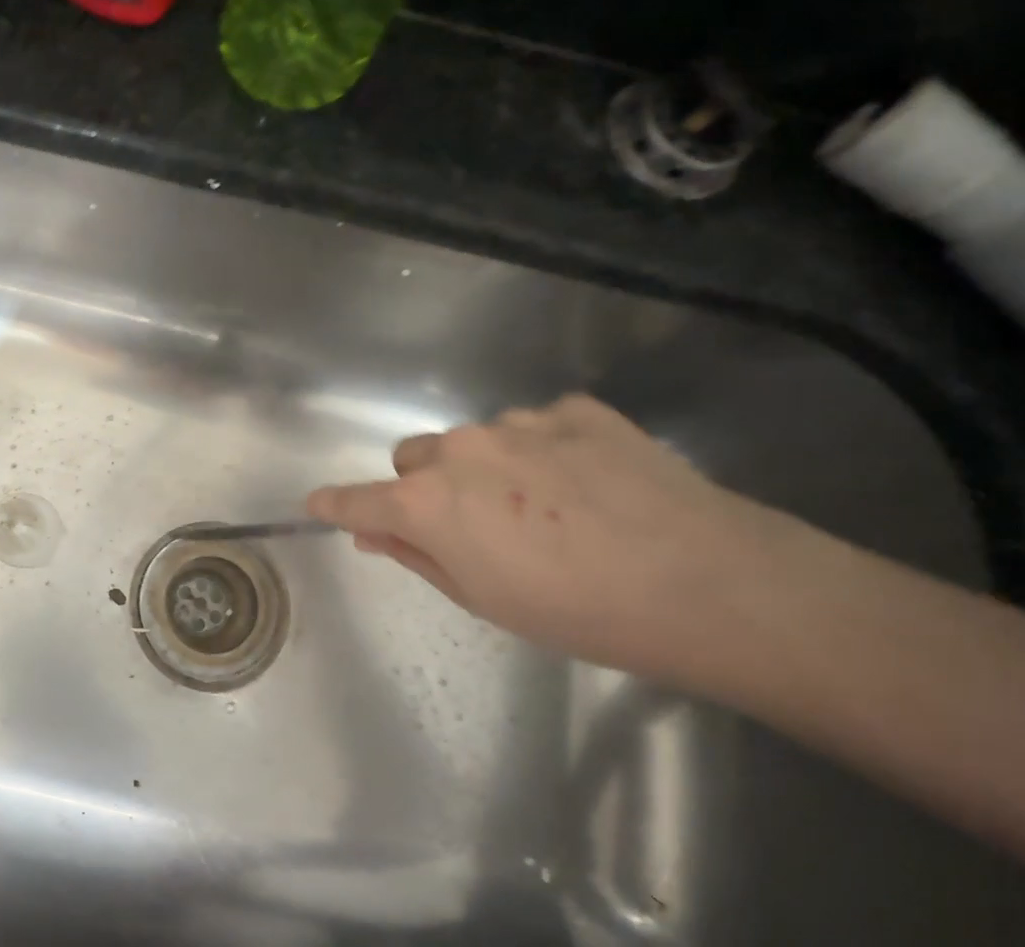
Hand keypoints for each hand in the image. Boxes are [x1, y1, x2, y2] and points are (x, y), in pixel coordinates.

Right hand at [307, 394, 801, 679]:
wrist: (706, 582)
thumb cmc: (581, 614)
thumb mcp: (486, 602)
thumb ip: (420, 558)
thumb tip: (379, 534)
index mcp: (429, 503)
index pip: (358, 499)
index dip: (335, 504)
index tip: (317, 505)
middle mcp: (461, 451)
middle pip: (415, 458)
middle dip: (426, 487)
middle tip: (471, 528)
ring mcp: (520, 423)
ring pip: (475, 440)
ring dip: (487, 469)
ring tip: (544, 510)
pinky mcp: (576, 410)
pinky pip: (536, 425)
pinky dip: (543, 451)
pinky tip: (586, 485)